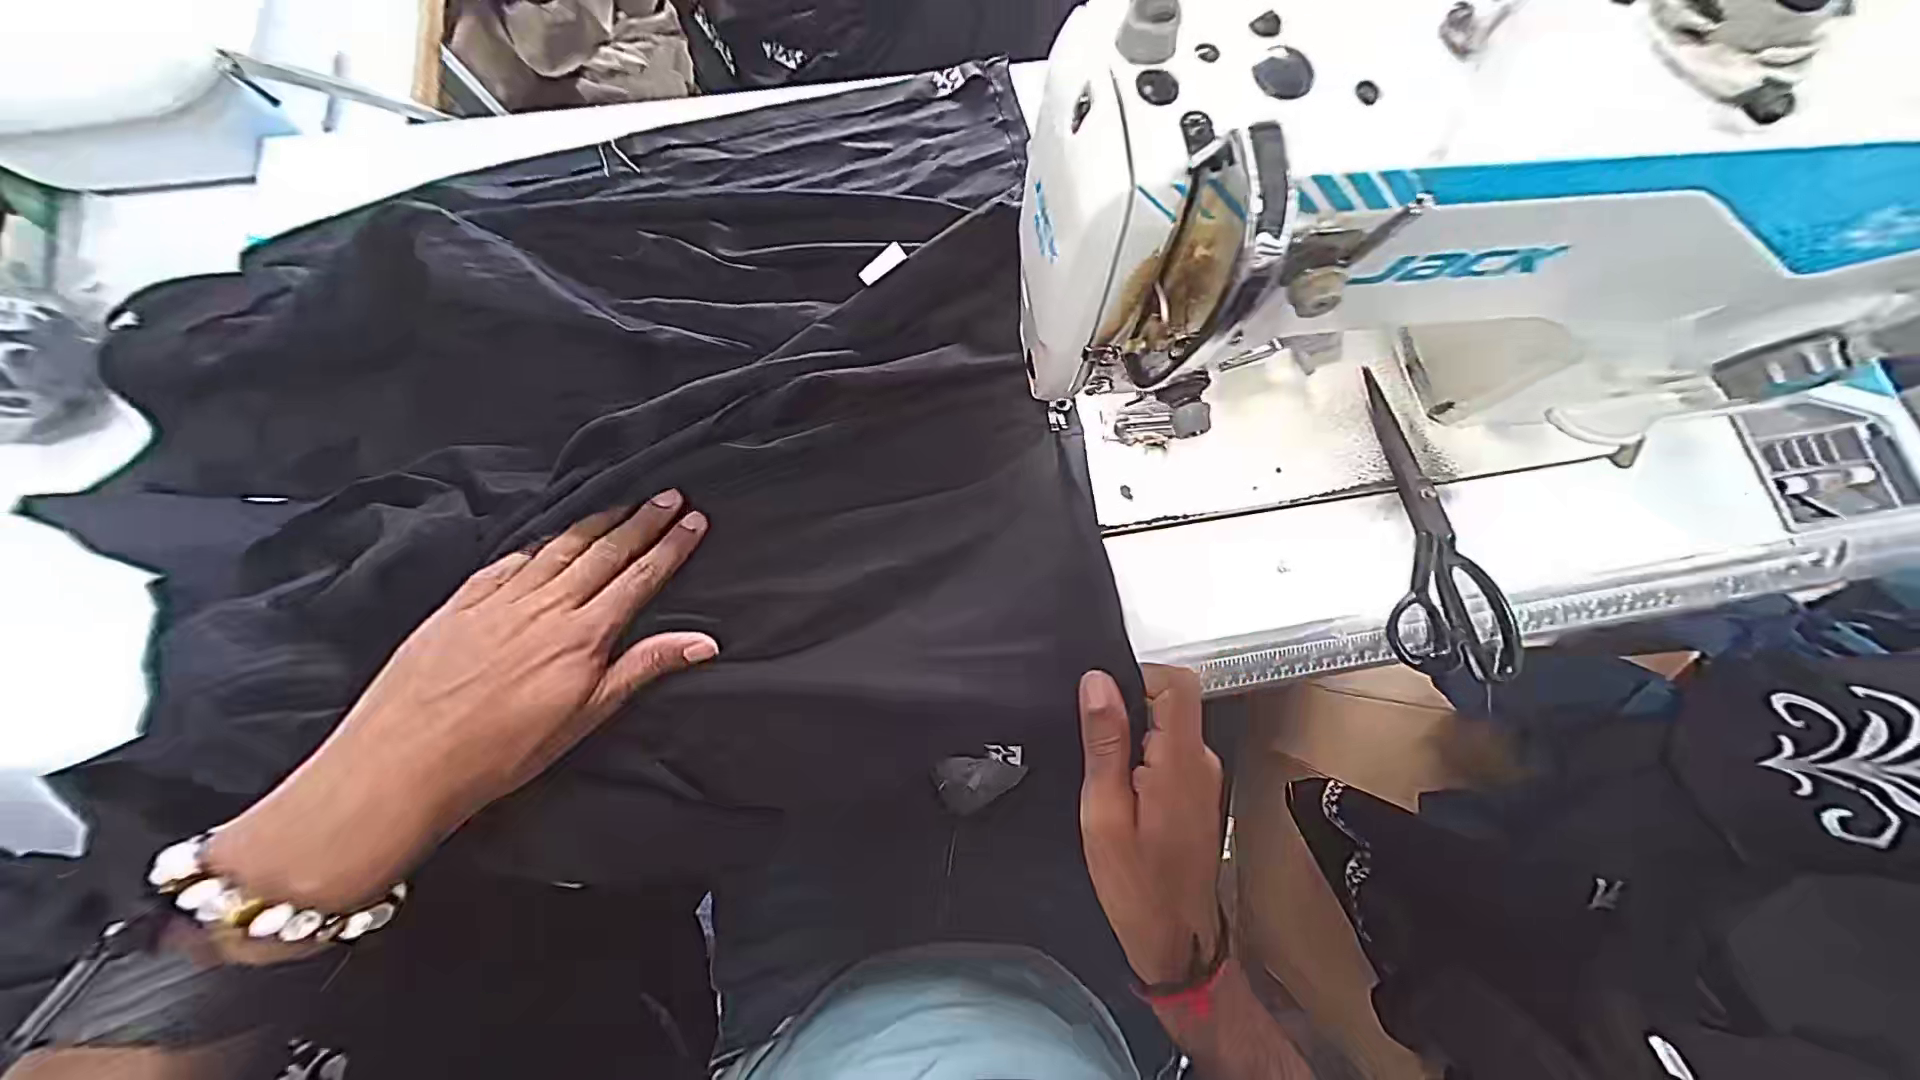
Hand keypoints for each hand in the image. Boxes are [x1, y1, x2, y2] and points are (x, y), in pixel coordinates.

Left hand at [207, 492, 715, 910]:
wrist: (399, 764)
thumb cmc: (502, 750)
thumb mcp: (587, 715)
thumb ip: (645, 667)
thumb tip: (704, 643)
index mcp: (581, 634)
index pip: (640, 577)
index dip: (672, 546)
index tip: (695, 521)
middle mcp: (545, 606)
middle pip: (606, 551)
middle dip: (644, 521)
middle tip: (670, 496)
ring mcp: (499, 600)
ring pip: (560, 547)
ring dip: (597, 522)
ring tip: (622, 503)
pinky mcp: (460, 604)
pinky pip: (508, 560)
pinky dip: (537, 543)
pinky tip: (548, 537)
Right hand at [1078, 665, 1223, 984]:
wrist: (1177, 942)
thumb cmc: (1137, 886)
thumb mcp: (1104, 812)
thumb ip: (1104, 742)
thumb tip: (1097, 683)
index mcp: (1180, 762)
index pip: (1176, 682)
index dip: (1137, 675)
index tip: (1102, 700)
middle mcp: (1202, 762)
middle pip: (1170, 699)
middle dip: (1127, 709)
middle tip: (1097, 749)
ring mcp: (1204, 776)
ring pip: (1168, 724)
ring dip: (1133, 735)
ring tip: (1108, 777)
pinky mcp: (1199, 789)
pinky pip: (1171, 749)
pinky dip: (1144, 754)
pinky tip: (1123, 790)